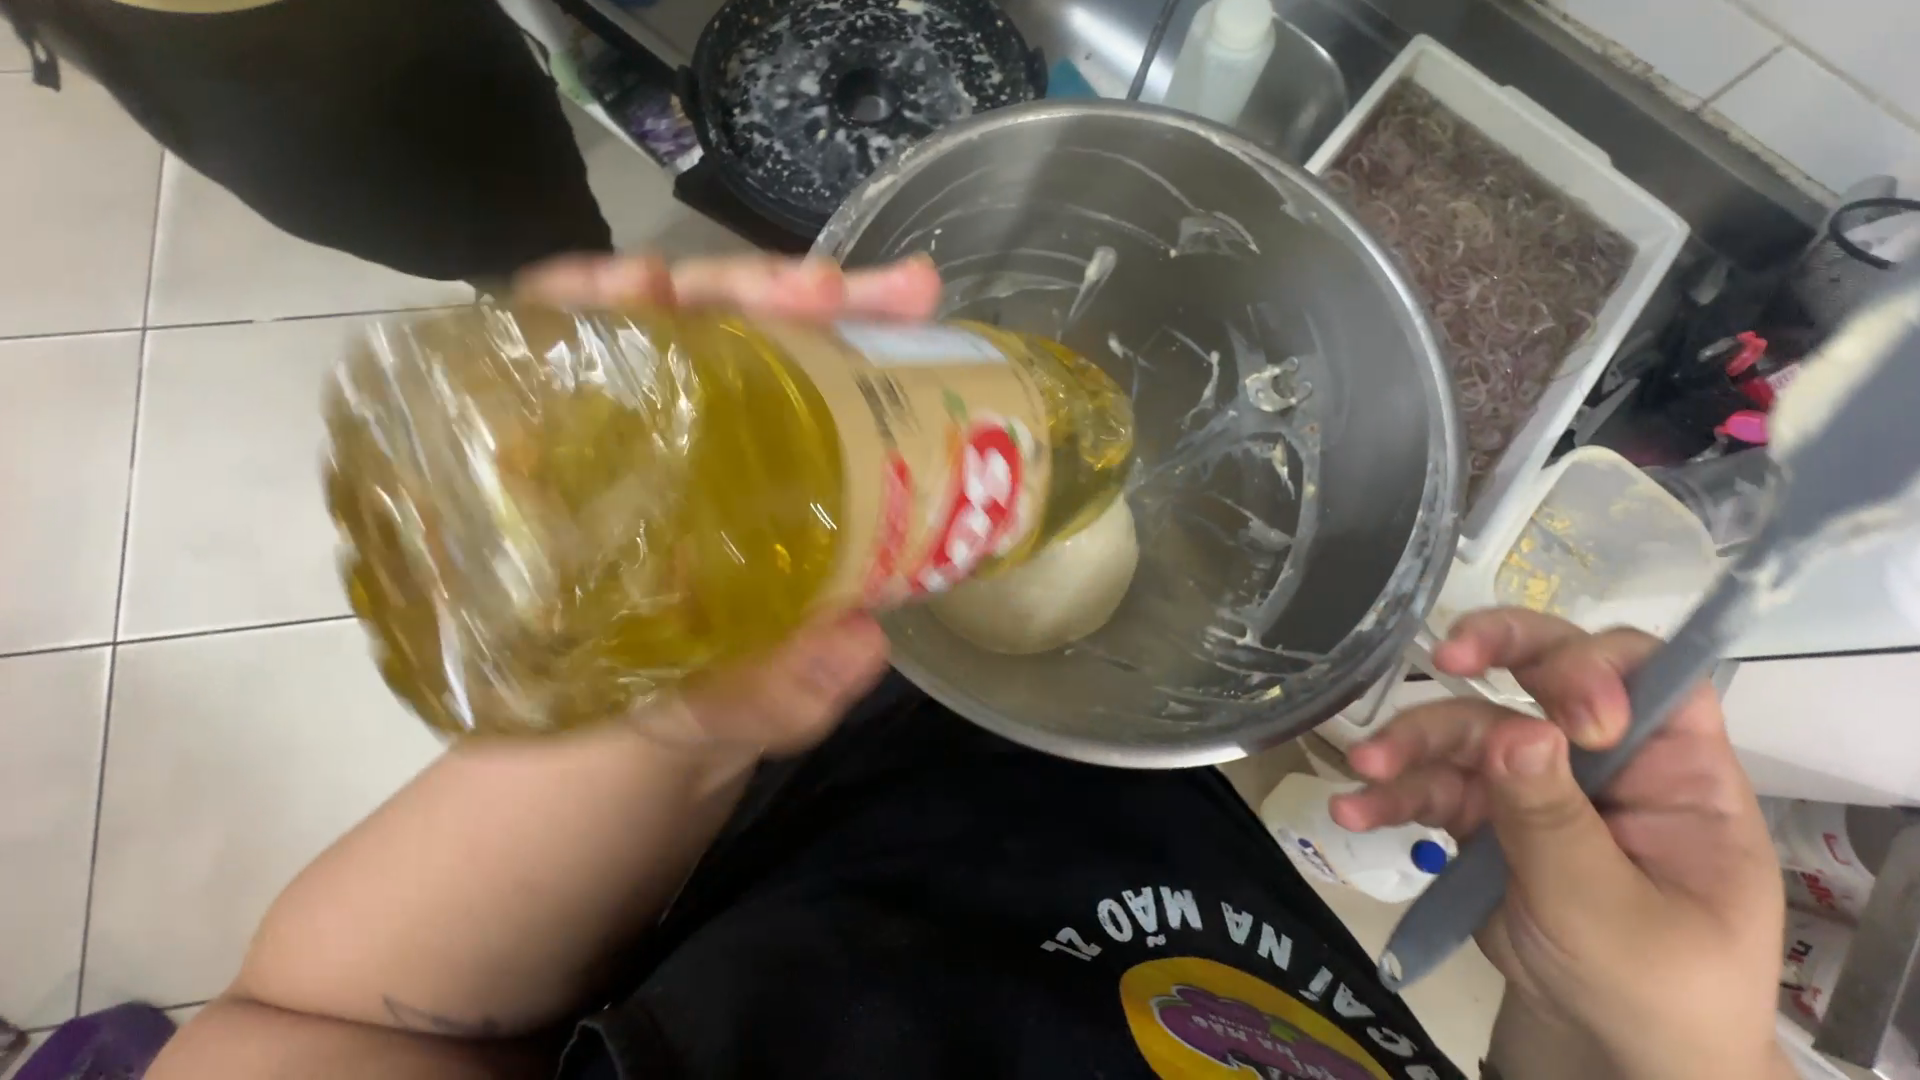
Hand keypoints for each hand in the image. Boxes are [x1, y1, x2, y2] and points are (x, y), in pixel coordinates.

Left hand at [513, 252, 940, 753]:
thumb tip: (858, 648)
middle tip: (837, 293)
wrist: (678, 734)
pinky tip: (910, 345)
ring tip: (909, 298)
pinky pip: (807, 387)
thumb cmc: (644, 717)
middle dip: (752, 294)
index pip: (551, 361)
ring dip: (828, 313)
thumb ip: (756, 696)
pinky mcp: (763, 454)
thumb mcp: (690, 715)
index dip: (590, 309)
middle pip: (676, 330)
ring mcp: (705, 441)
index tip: (649, 286)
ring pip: (754, 345)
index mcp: (563, 491)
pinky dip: (858, 359)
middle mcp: (631, 443)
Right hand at [1330, 609, 1788, 1079]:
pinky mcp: (1480, 811)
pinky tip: (1353, 810)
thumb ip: (1556, 820)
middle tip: (1445, 654)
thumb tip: (1516, 728)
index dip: (1600, 671)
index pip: (1649, 678)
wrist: (1603, 1045)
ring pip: (1467, 728)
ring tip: (1362, 768)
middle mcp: (1601, 761)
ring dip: (1411, 741)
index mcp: (1673, 775)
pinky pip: (1429, 784)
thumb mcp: (1608, 909)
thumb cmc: (1651, 987)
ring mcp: (1533, 783)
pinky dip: (1390, 794)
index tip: (1564, 718)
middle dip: (1493, 653)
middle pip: (1546, 673)